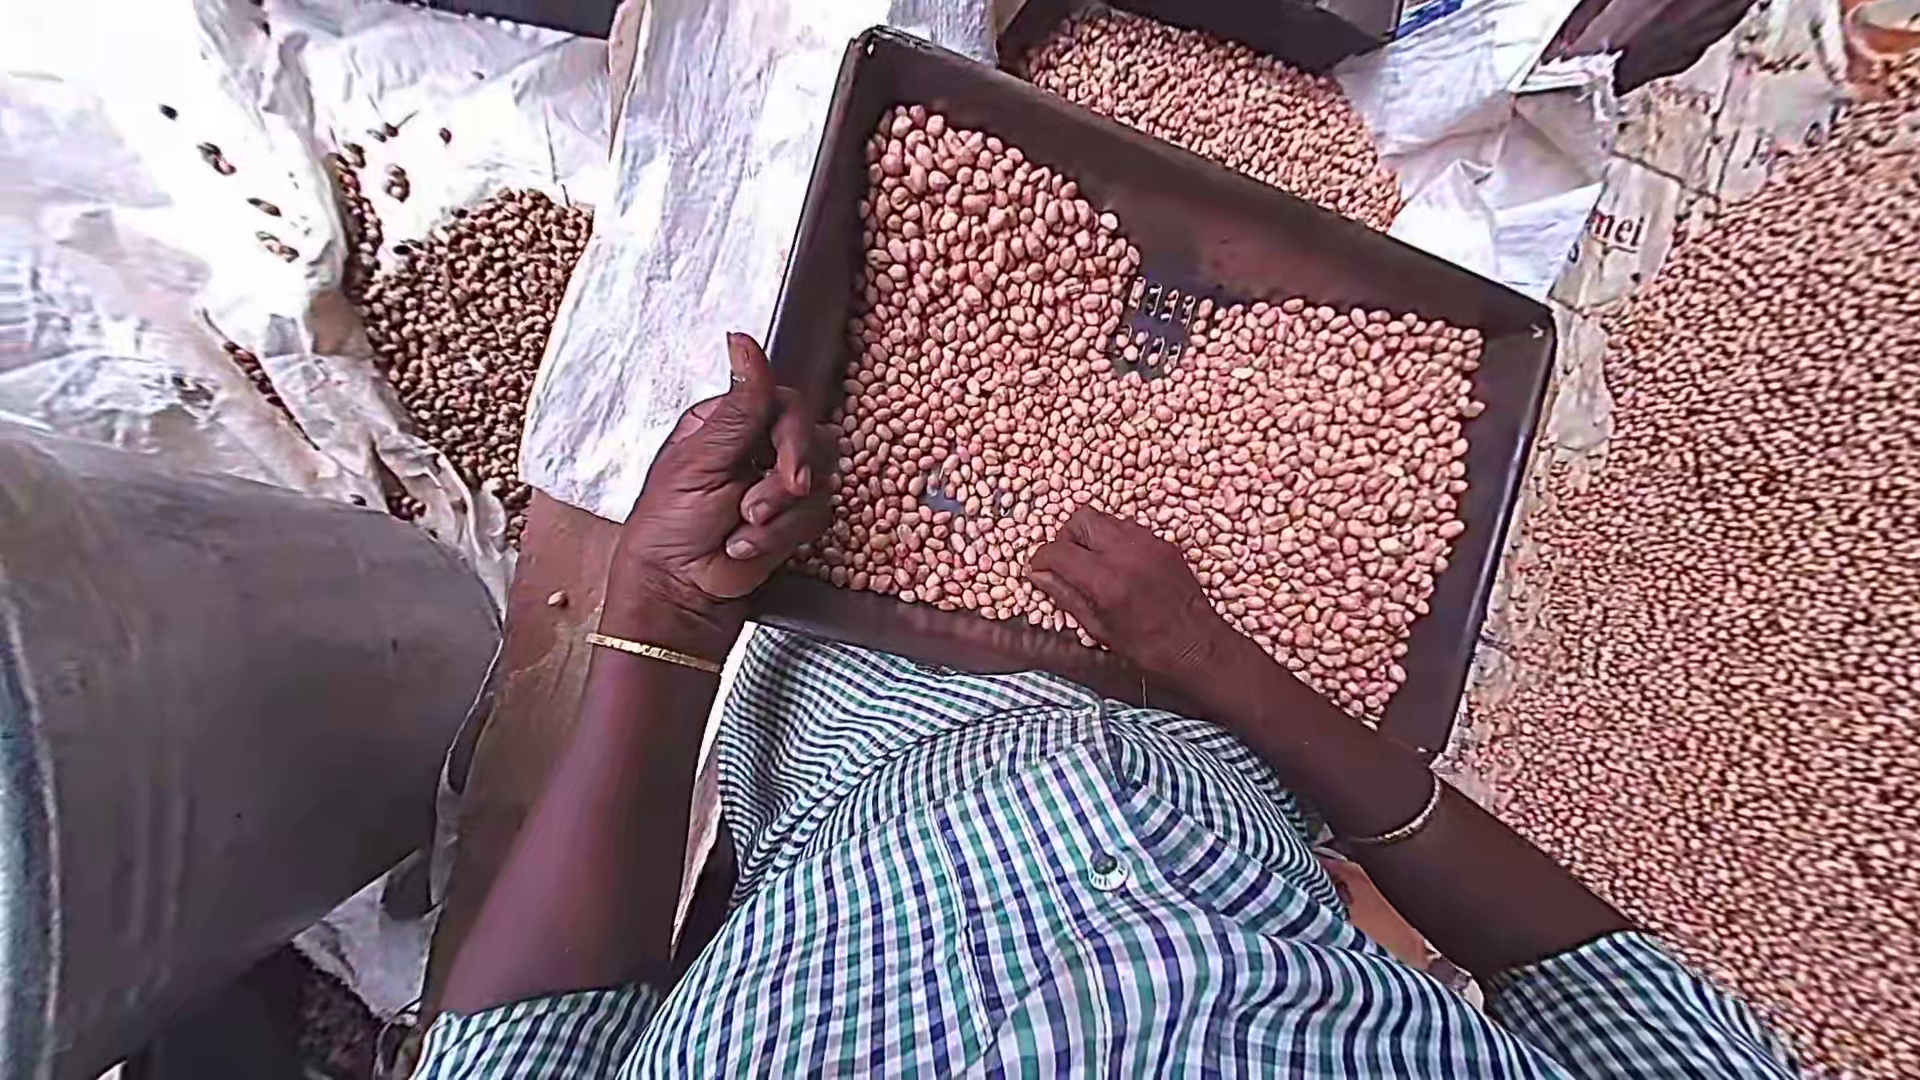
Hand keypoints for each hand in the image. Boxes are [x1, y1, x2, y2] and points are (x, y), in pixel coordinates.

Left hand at [602, 333, 832, 660]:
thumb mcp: (699, 463)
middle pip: (810, 438)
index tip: (786, 464)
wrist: (680, 592)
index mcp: (729, 423)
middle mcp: (758, 448)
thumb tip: (743, 342)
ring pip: (819, 480)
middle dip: (788, 478)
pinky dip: (782, 536)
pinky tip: (747, 547)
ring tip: (742, 530)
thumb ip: (738, 408)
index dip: (794, 434)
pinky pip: (817, 514)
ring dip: (780, 513)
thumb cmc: (670, 527)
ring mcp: (777, 484)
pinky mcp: (793, 518)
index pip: (785, 404)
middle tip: (759, 507)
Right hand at [1028, 507, 1238, 688]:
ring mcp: (1148, 544)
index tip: (1038, 569)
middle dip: (1066, 538)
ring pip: (1104, 519)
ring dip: (1090, 536)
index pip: (1058, 551)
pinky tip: (1117, 565)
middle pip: (1080, 519)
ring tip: (1091, 564)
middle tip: (1066, 562)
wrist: (1199, 647)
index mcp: (1106, 581)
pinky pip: (1128, 528)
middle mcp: (1126, 553)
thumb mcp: (1098, 628)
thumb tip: (1037, 575)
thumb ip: (1065, 596)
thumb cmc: (1147, 648)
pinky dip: (1113, 540)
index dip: (1041, 559)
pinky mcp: (1164, 543)